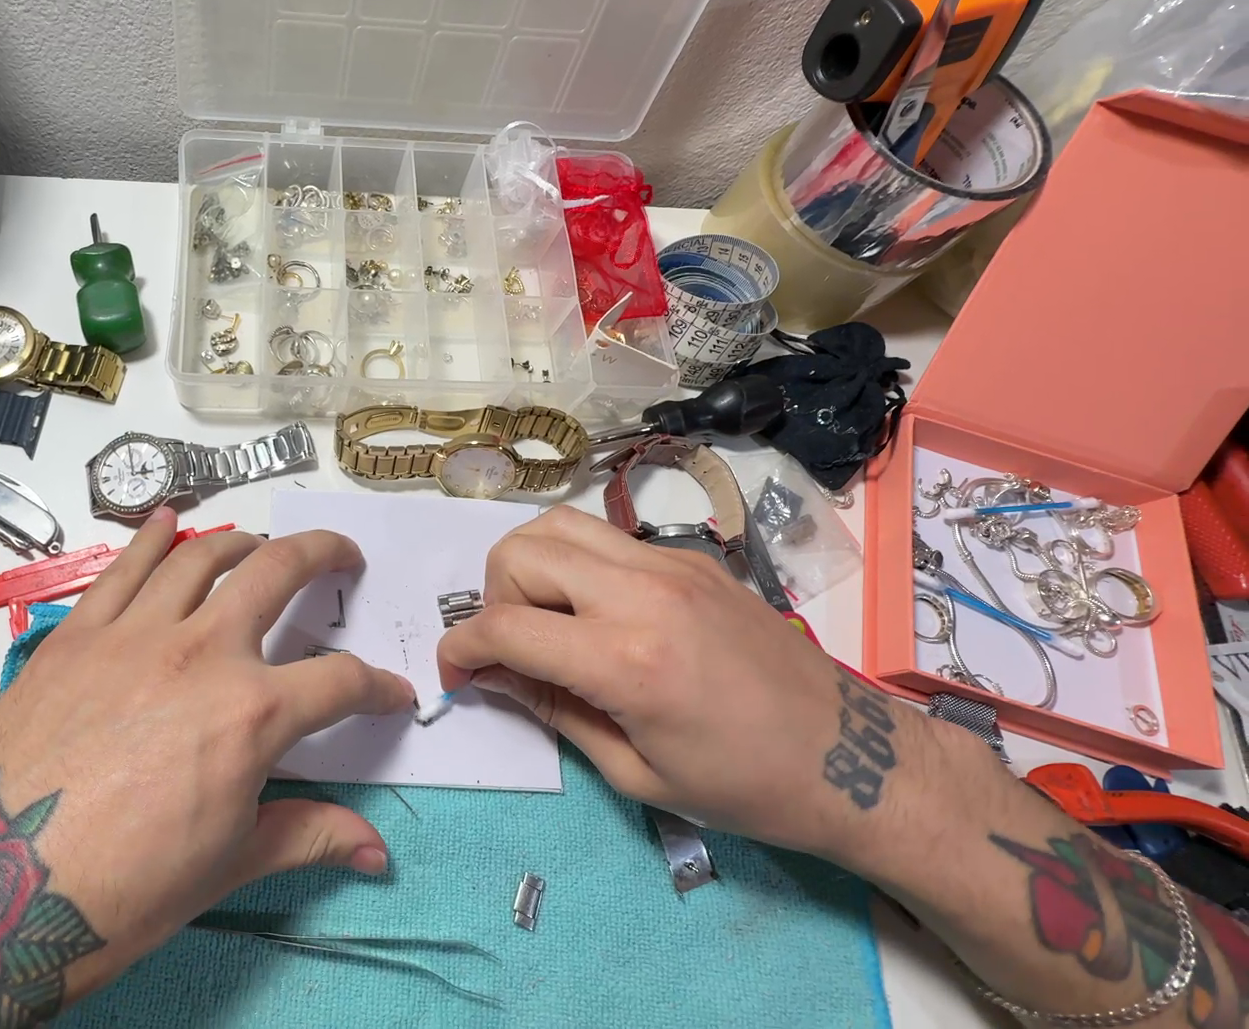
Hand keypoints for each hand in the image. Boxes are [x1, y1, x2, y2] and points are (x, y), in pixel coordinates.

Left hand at [0, 509, 412, 994]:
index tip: (393, 696)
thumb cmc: (124, 888)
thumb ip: (309, 836)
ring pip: (199, 556)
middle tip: (342, 553)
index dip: (379, 688)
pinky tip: (164, 520)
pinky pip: (120, 568)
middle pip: (278, 573)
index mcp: (252, 714)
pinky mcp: (77, 634)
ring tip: (259, 543)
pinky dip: (149, 537)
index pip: (340, 683)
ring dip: (241, 540)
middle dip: (323, 553)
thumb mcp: (228, 864)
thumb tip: (378, 852)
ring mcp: (134, 634)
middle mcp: (201, 652)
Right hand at [436, 505, 938, 865]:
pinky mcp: (690, 556)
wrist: (855, 760)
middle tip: (513, 648)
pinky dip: (572, 561)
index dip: (460, 650)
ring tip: (544, 616)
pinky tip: (592, 608)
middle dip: (491, 599)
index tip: (455, 675)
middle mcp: (641, 593)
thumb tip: (491, 676)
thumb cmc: (744, 787)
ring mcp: (669, 563)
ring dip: (527, 566)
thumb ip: (550, 710)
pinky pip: (602, 535)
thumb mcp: (631, 771)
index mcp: (626, 661)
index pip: (505, 627)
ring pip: (555, 523)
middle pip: (519, 554)